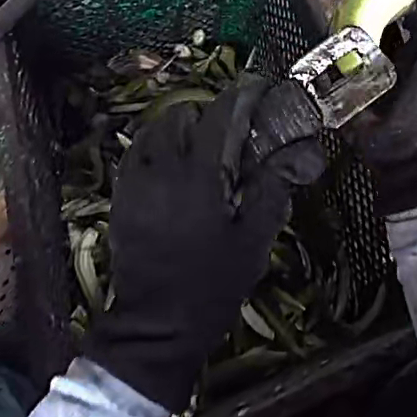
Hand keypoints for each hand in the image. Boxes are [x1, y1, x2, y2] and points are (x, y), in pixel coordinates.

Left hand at [83, 76, 324, 411]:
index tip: (259, 89)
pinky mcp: (120, 199)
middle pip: (181, 115)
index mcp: (200, 177)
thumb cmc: (212, 285)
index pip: (220, 116)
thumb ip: (273, 190)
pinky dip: (154, 148)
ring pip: (153, 131)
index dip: (241, 96)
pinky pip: (134, 155)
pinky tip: (170, 165)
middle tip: (228, 131)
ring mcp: (136, 184)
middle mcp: (163, 170)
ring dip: (178, 128)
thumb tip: (296, 154)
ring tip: (198, 145)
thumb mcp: (254, 240)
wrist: (156, 327)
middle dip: (207, 113)